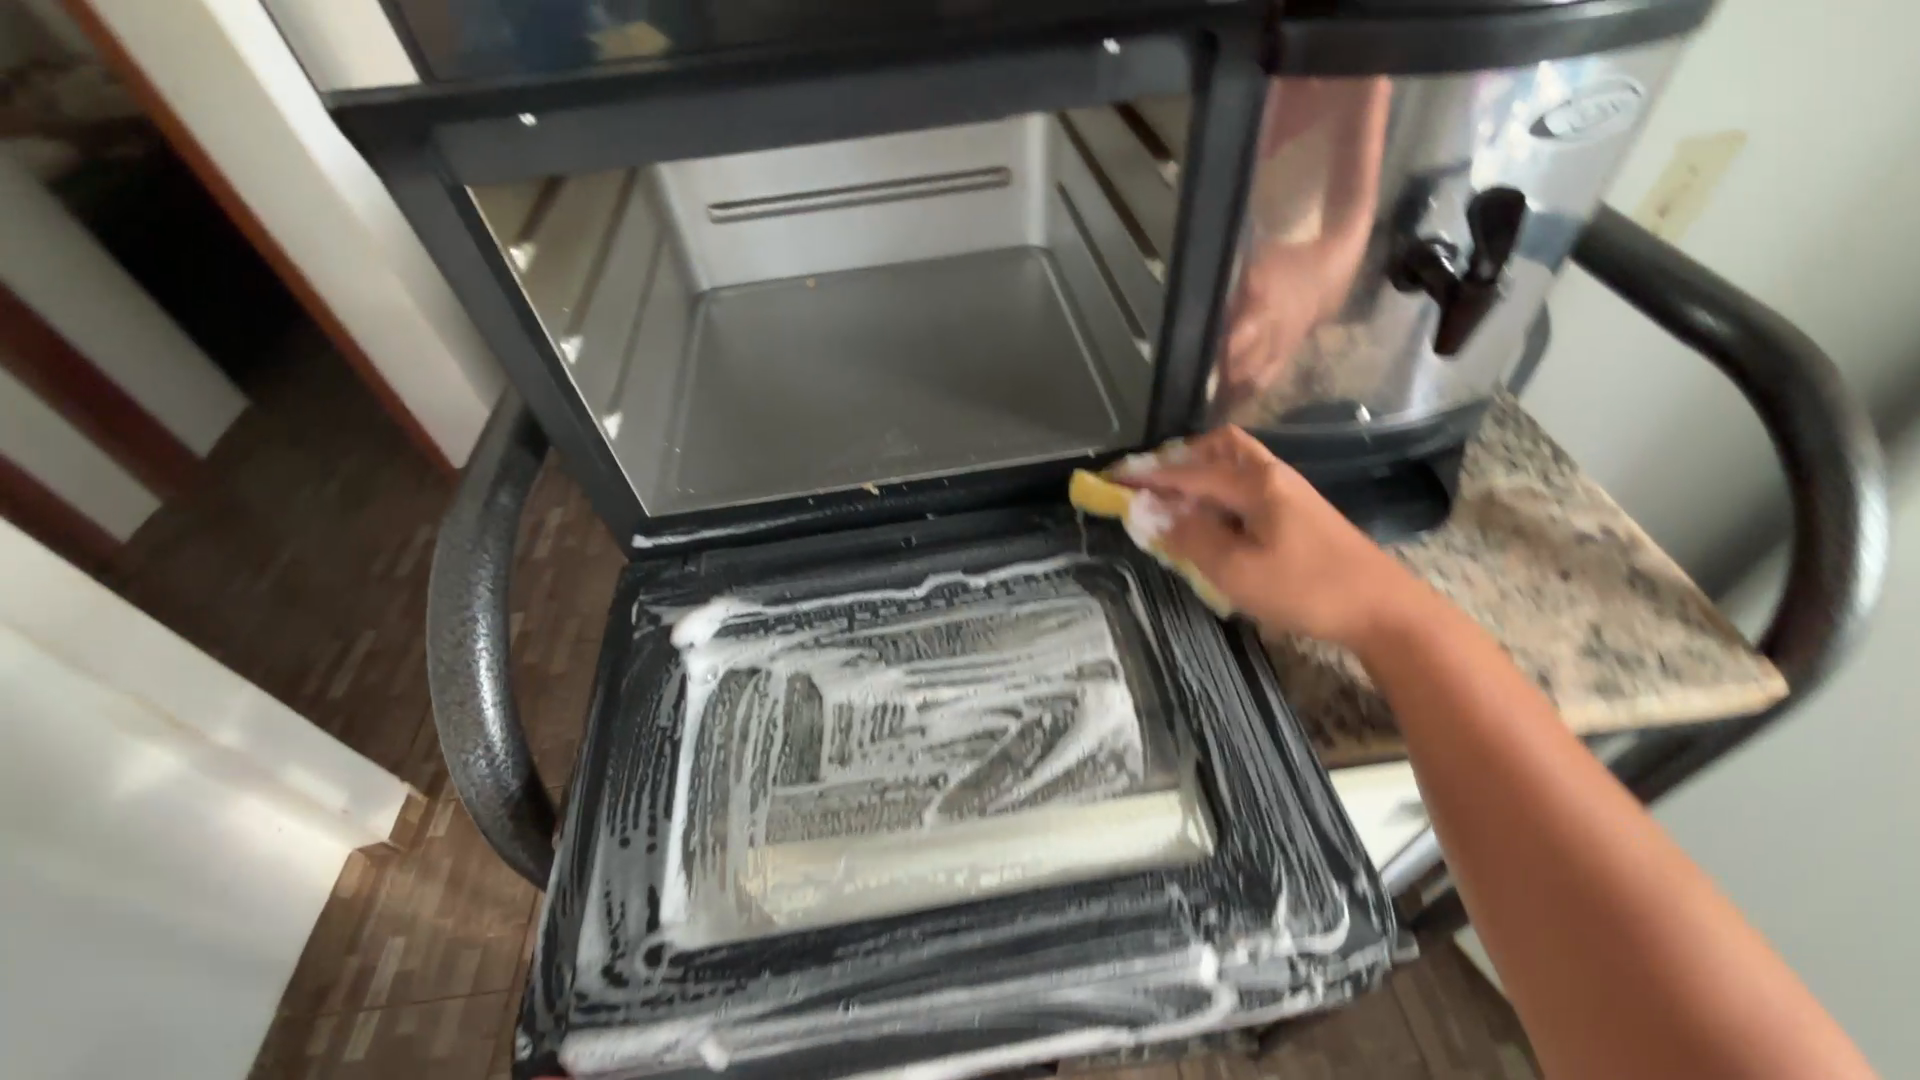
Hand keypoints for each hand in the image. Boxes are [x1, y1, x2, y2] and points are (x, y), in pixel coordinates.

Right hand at [1121, 426, 1431, 651]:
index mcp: (1254, 483)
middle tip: (1150, 483)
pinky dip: (1221, 490)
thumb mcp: (1237, 571)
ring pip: (1237, 464)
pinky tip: (1214, 518)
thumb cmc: (1306, 589)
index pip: (1189, 472)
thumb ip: (1191, 538)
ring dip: (1202, 472)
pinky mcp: (1300, 513)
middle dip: (1180, 458)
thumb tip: (1153, 515)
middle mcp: (1272, 476)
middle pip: (1220, 447)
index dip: (1147, 476)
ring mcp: (1291, 493)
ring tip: (1176, 500)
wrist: (1382, 609)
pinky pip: (1248, 485)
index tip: (1111, 478)